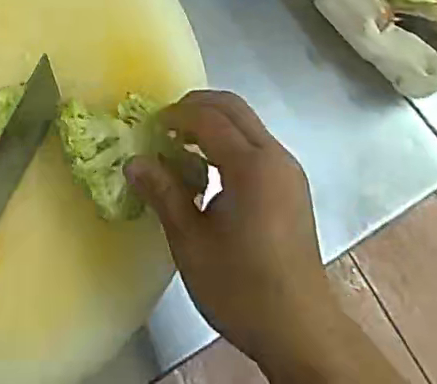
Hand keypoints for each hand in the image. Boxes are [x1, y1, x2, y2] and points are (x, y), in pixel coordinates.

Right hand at [129, 92, 378, 382]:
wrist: (301, 332)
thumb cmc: (242, 288)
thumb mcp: (191, 243)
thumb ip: (164, 194)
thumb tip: (135, 162)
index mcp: (252, 166)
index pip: (210, 118)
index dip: (177, 115)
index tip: (150, 126)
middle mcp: (275, 157)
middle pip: (234, 108)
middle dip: (197, 106)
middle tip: (166, 124)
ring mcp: (288, 170)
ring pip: (247, 124)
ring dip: (214, 123)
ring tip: (182, 147)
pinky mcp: (293, 186)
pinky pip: (257, 144)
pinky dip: (230, 142)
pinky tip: (209, 172)